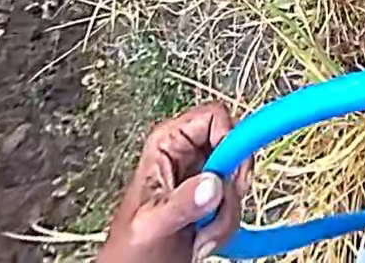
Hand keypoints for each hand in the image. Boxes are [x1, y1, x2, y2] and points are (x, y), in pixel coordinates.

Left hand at [100, 104, 250, 262]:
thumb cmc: (126, 253)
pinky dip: (228, 223)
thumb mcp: (148, 226)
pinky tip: (205, 240)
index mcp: (169, 143)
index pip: (213, 115)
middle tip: (217, 209)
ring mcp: (203, 174)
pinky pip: (237, 199)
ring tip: (202, 236)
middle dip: (230, 184)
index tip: (228, 170)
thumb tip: (213, 183)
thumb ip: (179, 203)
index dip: (228, 136)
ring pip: (238, 176)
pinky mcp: (213, 196)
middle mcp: (189, 152)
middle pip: (234, 146)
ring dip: (227, 211)